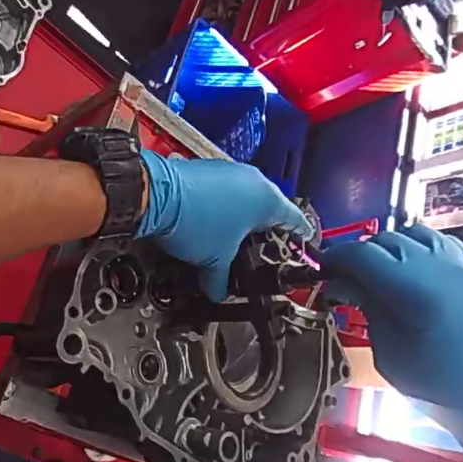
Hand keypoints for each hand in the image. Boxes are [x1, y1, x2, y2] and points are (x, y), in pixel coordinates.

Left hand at [135, 151, 312, 300]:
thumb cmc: (197, 224)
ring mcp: (228, 171)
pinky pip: (221, 192)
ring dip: (239, 219)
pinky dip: (220, 209)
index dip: (301, 235)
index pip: (295, 220)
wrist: (156, 194)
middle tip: (262, 250)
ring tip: (232, 240)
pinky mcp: (205, 169)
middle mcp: (253, 180)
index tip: (306, 242)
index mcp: (267, 200)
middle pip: (267, 209)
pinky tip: (210, 224)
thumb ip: (221, 279)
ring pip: (243, 199)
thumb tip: (217, 292)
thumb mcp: (214, 260)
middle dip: (264, 231)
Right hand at [320, 225, 462, 461]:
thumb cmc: (445, 394)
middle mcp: (446, 267)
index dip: (335, 259)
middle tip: (345, 281)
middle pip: (390, 240)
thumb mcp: (392, 356)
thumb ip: (370, 310)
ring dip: (393, 250)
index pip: (363, 254)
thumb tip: (346, 284)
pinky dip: (423, 255)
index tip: (320, 273)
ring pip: (421, 237)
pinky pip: (448, 249)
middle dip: (362, 255)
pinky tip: (416, 281)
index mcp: (416, 288)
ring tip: (380, 278)